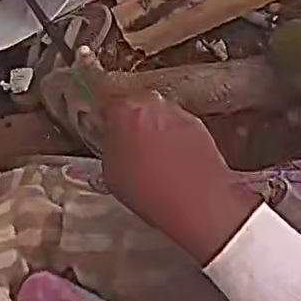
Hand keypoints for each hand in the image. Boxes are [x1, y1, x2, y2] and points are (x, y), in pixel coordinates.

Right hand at [90, 54, 260, 263]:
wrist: (199, 203)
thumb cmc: (149, 190)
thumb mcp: (110, 170)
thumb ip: (108, 143)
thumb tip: (112, 137)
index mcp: (123, 108)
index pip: (104, 97)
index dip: (102, 112)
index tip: (101, 121)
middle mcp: (151, 102)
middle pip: (132, 104)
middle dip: (128, 119)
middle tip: (126, 144)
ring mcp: (176, 111)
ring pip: (156, 114)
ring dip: (151, 128)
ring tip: (152, 157)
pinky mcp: (197, 124)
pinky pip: (175, 126)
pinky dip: (172, 138)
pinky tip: (172, 161)